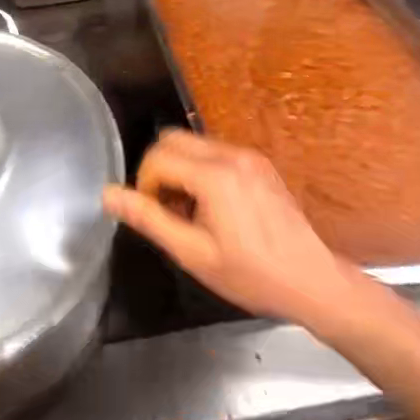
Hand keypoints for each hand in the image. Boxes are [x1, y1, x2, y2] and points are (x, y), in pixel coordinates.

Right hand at [102, 130, 372, 327]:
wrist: (311, 280)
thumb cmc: (249, 274)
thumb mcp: (192, 253)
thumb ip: (148, 219)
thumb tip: (108, 195)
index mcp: (215, 175)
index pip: (157, 156)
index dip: (144, 185)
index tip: (155, 216)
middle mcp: (232, 155)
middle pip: (173, 139)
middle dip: (159, 170)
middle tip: (167, 210)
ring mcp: (250, 157)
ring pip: (194, 145)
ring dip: (180, 171)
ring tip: (190, 214)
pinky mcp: (261, 165)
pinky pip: (216, 154)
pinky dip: (202, 171)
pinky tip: (213, 209)